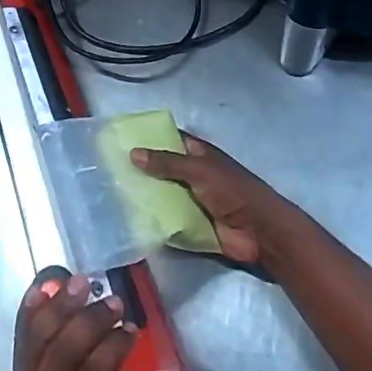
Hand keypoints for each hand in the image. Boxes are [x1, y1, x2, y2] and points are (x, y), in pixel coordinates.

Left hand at [9, 268, 140, 370]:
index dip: (108, 352)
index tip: (131, 328)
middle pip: (57, 356)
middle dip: (87, 323)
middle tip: (113, 302)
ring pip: (34, 341)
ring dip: (58, 307)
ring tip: (80, 283)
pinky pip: (20, 342)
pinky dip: (30, 311)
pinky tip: (43, 288)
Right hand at [131, 132, 303, 266]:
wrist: (260, 233)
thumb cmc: (233, 191)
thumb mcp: (198, 170)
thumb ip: (166, 162)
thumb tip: (133, 153)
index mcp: (199, 155)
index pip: (170, 139)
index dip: (150, 137)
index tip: (123, 137)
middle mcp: (194, 174)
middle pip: (163, 167)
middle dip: (142, 167)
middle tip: (111, 165)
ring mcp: (193, 199)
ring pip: (163, 192)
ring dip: (145, 192)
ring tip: (114, 188)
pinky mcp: (192, 222)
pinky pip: (168, 216)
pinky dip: (154, 216)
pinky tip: (131, 213)